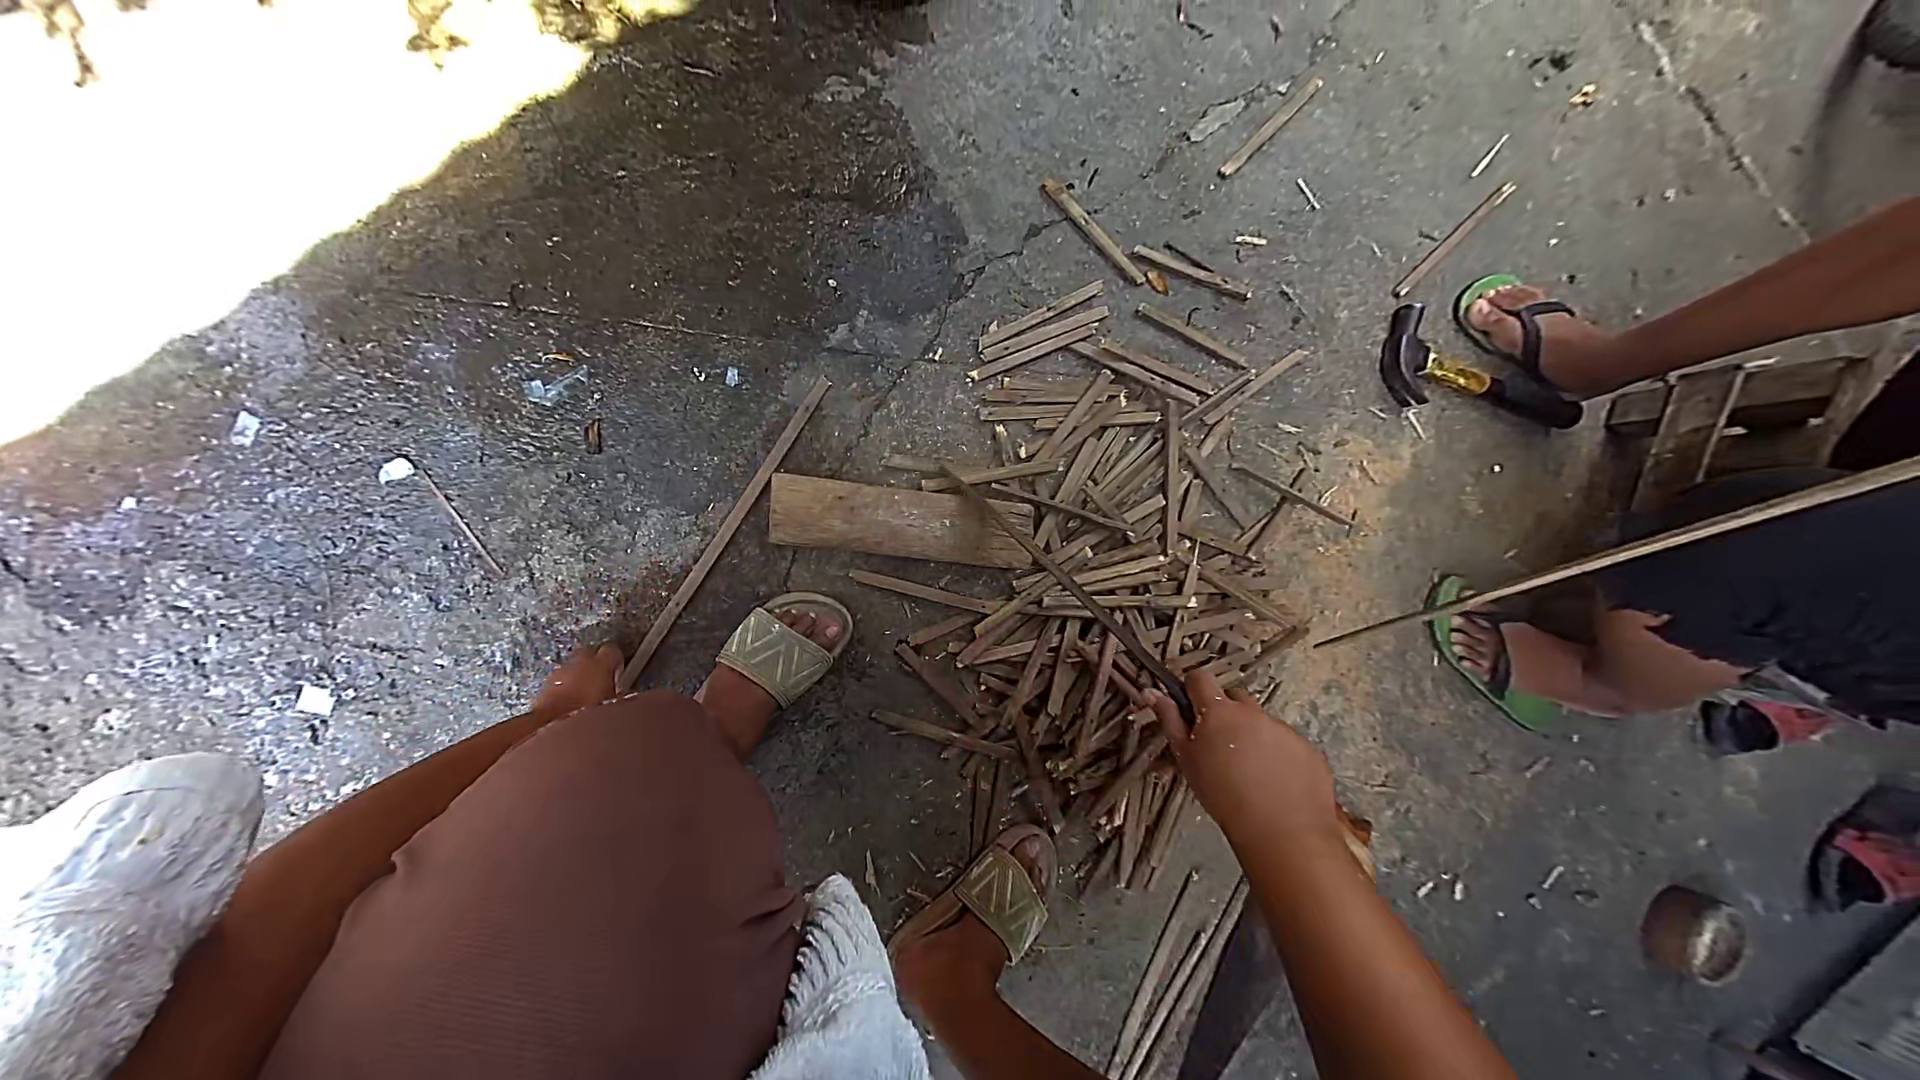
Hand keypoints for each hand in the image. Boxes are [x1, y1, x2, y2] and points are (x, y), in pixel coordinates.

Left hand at [527, 645, 623, 721]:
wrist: (553, 725)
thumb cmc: (588, 712)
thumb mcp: (615, 705)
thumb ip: (623, 695)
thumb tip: (626, 695)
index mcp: (600, 663)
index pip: (613, 650)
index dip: (616, 661)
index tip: (618, 674)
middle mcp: (579, 662)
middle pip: (590, 653)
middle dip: (596, 663)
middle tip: (602, 680)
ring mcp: (560, 672)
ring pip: (573, 666)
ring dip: (579, 675)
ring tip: (585, 694)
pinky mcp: (545, 685)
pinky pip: (559, 680)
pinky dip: (565, 687)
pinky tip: (570, 702)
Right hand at [1144, 670, 1342, 855]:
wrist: (1281, 832)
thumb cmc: (1224, 797)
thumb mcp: (1186, 759)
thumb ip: (1169, 720)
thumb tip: (1153, 694)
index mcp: (1219, 711)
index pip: (1200, 679)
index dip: (1192, 689)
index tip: (1191, 705)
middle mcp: (1252, 713)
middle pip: (1233, 698)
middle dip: (1225, 713)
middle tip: (1218, 744)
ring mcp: (1283, 729)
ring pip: (1261, 722)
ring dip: (1252, 736)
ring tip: (1247, 771)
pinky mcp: (1307, 749)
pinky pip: (1287, 743)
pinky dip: (1279, 755)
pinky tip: (1272, 782)